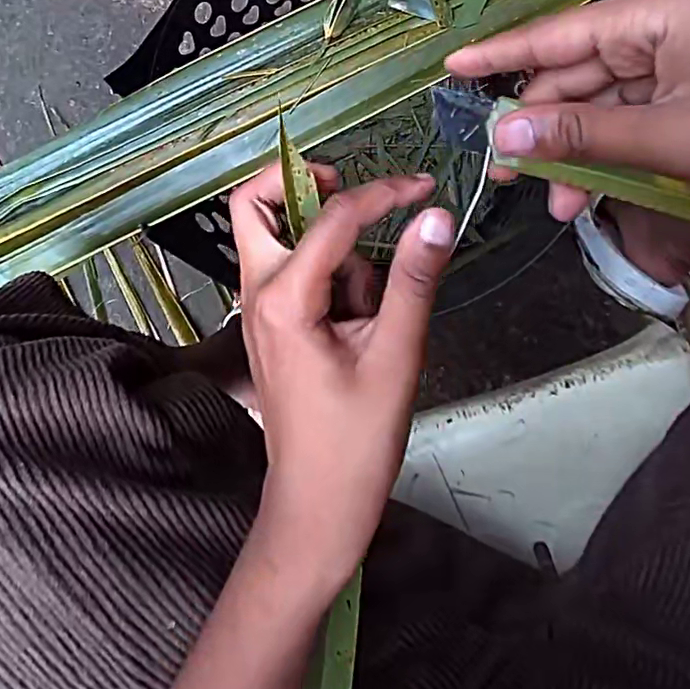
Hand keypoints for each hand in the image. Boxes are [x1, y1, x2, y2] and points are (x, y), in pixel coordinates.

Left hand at [227, 164, 453, 589]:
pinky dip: (326, 271)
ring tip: (368, 305)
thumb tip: (436, 215)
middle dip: (298, 183)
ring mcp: (257, 307)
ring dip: (324, 242)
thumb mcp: (396, 354)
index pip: (331, 218)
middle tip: (350, 192)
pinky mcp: (271, 321)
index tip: (422, 187)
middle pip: (253, 205)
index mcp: (283, 298)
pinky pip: (292, 268)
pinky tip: (357, 322)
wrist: (317, 505)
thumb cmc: (356, 440)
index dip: (381, 194)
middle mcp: (257, 293)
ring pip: (274, 234)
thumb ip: (414, 279)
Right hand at [445, 0, 689, 239]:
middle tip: (506, 175)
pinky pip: (633, 119)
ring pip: (600, 104)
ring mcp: (683, 60)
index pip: (554, 34)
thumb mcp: (679, 143)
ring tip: (557, 204)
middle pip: (573, 74)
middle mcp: (663, 25)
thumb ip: (584, 135)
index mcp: (657, 13)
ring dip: (574, 151)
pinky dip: (609, 155)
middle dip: (539, 126)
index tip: (445, 68)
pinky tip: (594, 192)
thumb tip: (502, 132)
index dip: (496, 54)